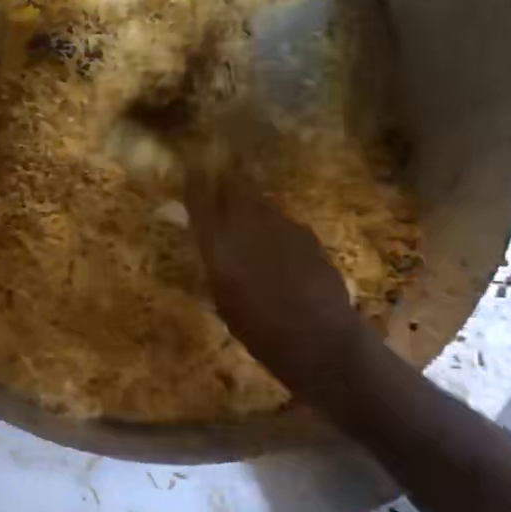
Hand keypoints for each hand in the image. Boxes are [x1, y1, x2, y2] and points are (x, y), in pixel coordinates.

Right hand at [185, 167, 378, 393]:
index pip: (201, 201)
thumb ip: (215, 268)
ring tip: (245, 209)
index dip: (195, 184)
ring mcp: (282, 227)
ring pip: (260, 200)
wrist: (319, 339)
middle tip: (219, 184)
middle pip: (234, 189)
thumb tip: (211, 251)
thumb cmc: (259, 332)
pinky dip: (273, 223)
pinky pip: (283, 219)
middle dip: (226, 184)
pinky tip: (274, 240)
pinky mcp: (307, 234)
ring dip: (250, 201)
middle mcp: (249, 226)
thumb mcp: (224, 302)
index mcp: (219, 246)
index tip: (191, 172)